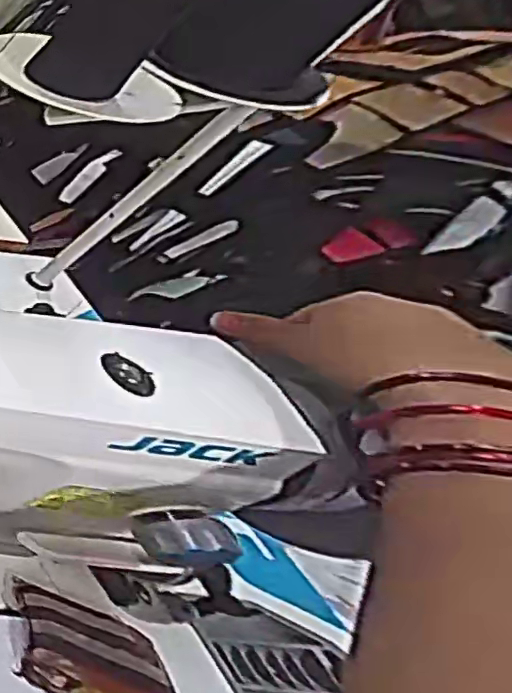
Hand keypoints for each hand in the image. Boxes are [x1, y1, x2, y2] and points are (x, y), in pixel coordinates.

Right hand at [213, 292, 510, 396]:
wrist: (439, 387)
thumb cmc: (366, 360)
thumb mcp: (288, 344)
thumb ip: (253, 330)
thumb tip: (222, 319)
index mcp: (347, 298)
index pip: (306, 314)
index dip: (291, 336)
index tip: (286, 355)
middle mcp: (395, 306)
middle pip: (353, 328)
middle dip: (337, 348)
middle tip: (320, 375)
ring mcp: (436, 329)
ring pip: (393, 345)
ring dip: (376, 363)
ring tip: (358, 391)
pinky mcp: (469, 356)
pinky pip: (430, 364)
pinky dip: (412, 377)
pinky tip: (397, 395)